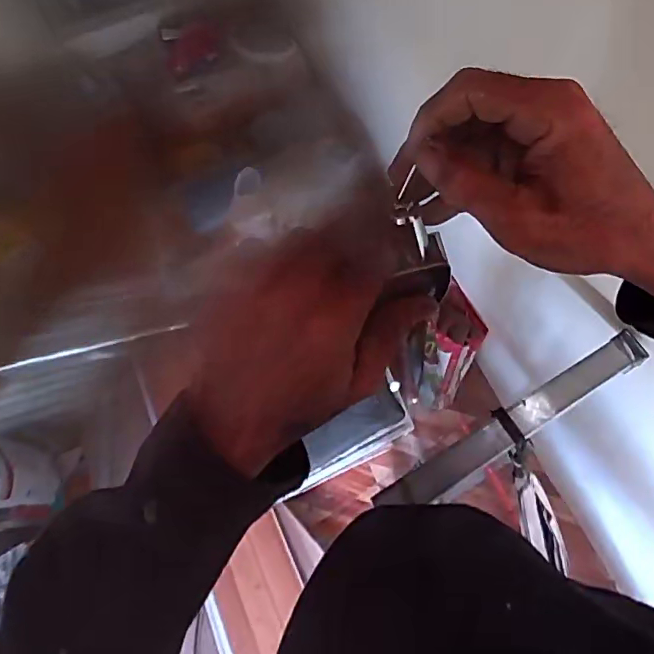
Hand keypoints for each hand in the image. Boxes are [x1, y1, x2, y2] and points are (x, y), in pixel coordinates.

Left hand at [184, 229, 432, 475]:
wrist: (229, 418)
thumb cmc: (300, 404)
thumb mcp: (357, 382)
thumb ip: (390, 333)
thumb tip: (424, 301)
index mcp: (339, 309)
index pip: (376, 258)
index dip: (388, 258)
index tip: (389, 267)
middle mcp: (303, 281)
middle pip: (341, 236)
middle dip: (356, 245)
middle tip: (357, 267)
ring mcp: (267, 274)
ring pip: (307, 236)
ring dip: (323, 245)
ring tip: (324, 270)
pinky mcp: (240, 275)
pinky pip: (273, 246)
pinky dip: (289, 252)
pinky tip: (291, 275)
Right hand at [389, 68, 653, 309]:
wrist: (645, 244)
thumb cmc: (596, 232)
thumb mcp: (520, 219)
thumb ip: (466, 185)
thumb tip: (423, 159)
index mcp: (548, 111)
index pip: (471, 91)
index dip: (431, 119)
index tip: (411, 155)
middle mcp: (547, 102)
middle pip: (469, 105)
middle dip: (432, 142)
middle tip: (404, 178)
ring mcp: (544, 118)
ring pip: (475, 126)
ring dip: (446, 159)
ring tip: (416, 196)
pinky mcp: (541, 137)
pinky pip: (493, 143)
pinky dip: (469, 167)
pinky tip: (444, 199)